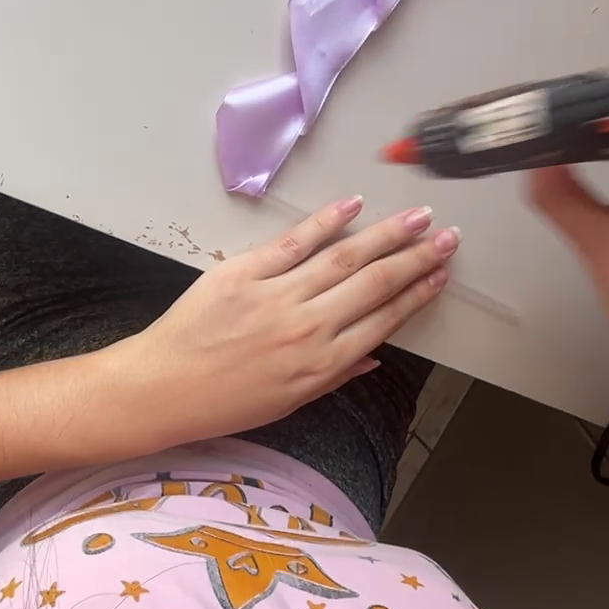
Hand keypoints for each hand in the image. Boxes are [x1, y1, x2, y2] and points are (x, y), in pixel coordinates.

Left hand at [105, 197, 457, 444]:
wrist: (162, 389)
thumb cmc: (223, 403)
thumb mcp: (288, 403)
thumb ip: (336, 376)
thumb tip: (374, 356)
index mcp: (322, 365)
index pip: (384, 320)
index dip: (417, 294)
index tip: (440, 274)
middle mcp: (308, 328)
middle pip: (375, 283)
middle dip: (416, 257)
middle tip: (446, 237)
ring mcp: (277, 296)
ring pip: (344, 257)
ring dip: (386, 234)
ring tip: (416, 217)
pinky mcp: (245, 272)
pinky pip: (294, 241)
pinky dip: (326, 221)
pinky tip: (353, 204)